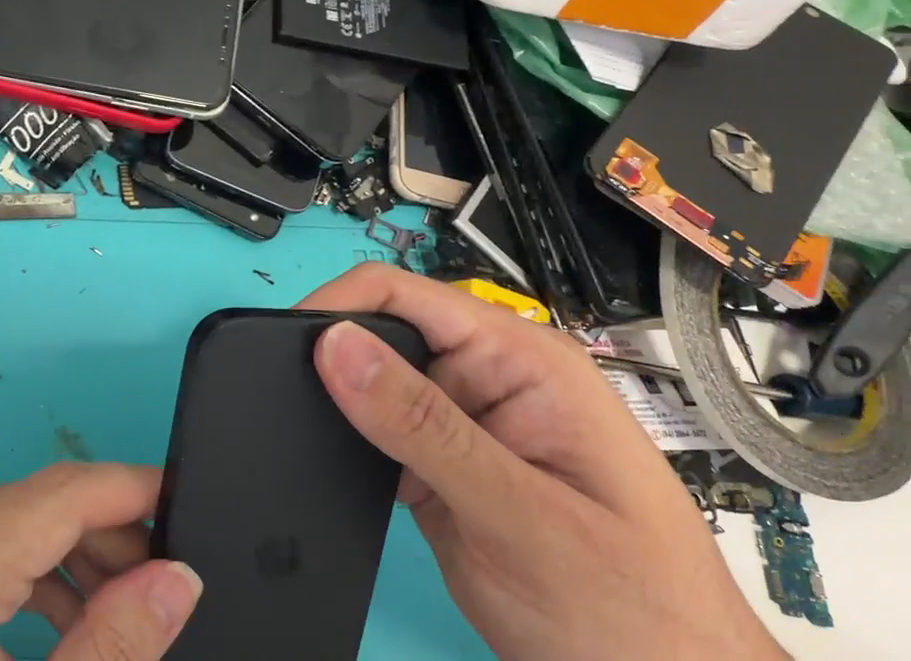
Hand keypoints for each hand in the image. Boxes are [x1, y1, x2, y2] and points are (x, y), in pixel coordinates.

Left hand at [0, 463, 202, 659]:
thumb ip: (114, 642)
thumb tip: (177, 578)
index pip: (66, 490)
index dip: (137, 490)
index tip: (190, 506)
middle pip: (44, 502)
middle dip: (112, 541)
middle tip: (162, 595)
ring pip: (19, 517)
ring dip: (76, 560)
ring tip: (119, 619)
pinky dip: (34, 571)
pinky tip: (68, 623)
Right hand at [302, 265, 784, 660]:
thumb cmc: (629, 615)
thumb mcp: (519, 516)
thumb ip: (424, 427)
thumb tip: (335, 343)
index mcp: (523, 362)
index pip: (404, 295)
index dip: (336, 308)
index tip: (281, 350)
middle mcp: (489, 380)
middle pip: (382, 333)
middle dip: (331, 360)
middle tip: (287, 403)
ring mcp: (465, 426)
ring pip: (372, 385)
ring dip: (340, 407)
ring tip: (308, 436)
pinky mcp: (443, 467)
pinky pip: (379, 432)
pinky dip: (350, 444)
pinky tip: (339, 467)